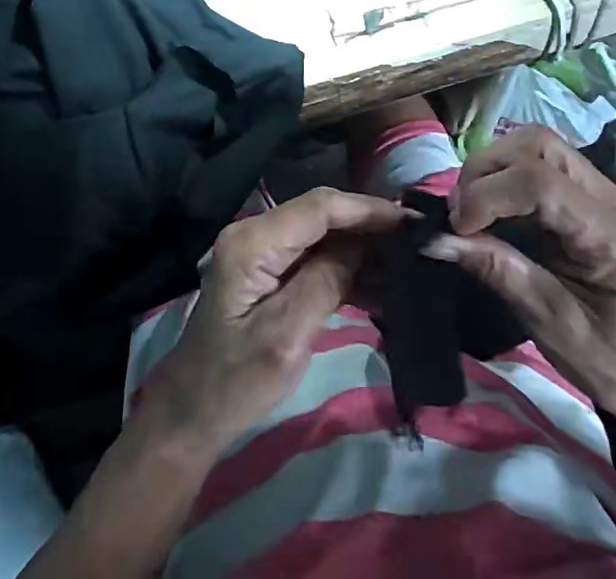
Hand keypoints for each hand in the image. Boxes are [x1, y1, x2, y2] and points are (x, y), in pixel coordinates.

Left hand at [141, 188, 408, 452]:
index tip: (415, 221)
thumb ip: (325, 283)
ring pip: (322, 236)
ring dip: (363, 249)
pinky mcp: (268, 272)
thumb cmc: (236, 379)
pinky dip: (347, 270)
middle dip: (370, 226)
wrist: (194, 407)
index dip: (368, 210)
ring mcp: (260, 252)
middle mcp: (253, 234)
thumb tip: (366, 246)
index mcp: (251, 243)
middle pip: (321, 215)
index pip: (318, 208)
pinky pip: (314, 258)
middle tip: (420, 243)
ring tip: (411, 266)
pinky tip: (383, 287)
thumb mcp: (286, 337)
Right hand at [427, 126, 615, 429]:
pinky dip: (500, 175)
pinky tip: (489, 209)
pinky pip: (535, 161)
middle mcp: (612, 201)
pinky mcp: (584, 194)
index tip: (455, 229)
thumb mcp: (547, 322)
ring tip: (471, 210)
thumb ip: (495, 269)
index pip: (541, 184)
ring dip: (490, 168)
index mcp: (614, 240)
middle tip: (461, 216)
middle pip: (537, 146)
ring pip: (534, 144)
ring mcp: (600, 192)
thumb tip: (434, 238)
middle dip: (484, 171)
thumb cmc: (607, 359)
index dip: (486, 196)